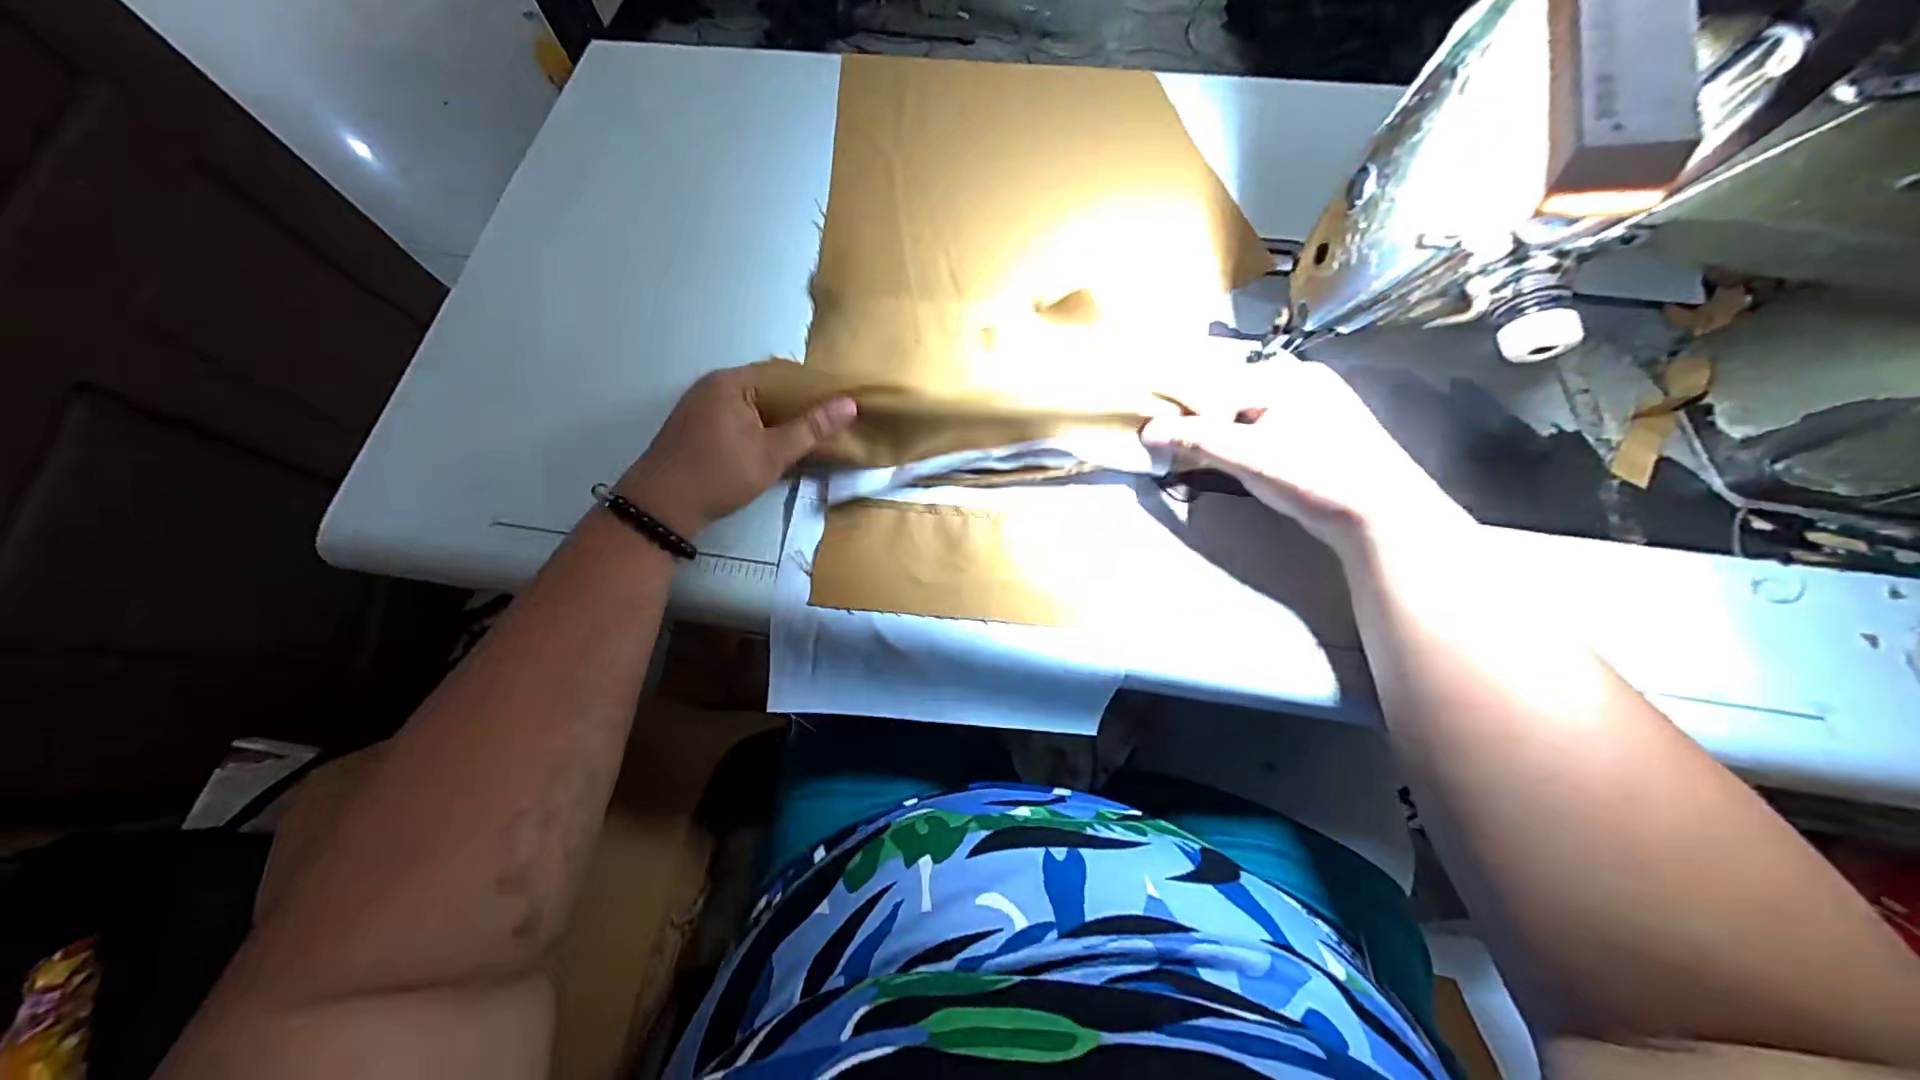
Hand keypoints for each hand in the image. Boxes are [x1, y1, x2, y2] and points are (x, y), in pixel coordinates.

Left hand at [615, 365, 856, 535]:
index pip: (784, 373)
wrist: (661, 508)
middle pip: (768, 387)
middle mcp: (714, 385)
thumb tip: (850, 403)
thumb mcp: (772, 455)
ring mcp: (702, 404)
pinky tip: (777, 445)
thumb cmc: (719, 476)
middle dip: (799, 406)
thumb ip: (811, 428)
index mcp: (731, 382)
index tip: (840, 406)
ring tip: (810, 436)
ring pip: (754, 404)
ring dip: (780, 419)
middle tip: (830, 425)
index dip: (815, 388)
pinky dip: (761, 427)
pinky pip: (739, 416)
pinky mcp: (698, 425)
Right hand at [1140, 358, 1467, 557]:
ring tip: (1189, 448)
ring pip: (1248, 410)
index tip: (1152, 421)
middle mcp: (1303, 383)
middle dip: (1197, 414)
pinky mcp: (1320, 436)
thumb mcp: (1246, 456)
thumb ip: (1195, 439)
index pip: (1217, 379)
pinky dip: (1240, 438)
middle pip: (1231, 392)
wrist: (1381, 516)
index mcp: (1287, 376)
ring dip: (1217, 428)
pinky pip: (1265, 426)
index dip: (1180, 400)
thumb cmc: (1312, 476)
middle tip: (1166, 436)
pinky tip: (1229, 455)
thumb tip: (1147, 432)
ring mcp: (1316, 409)